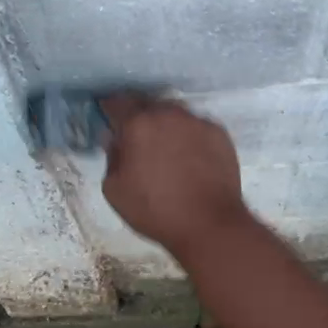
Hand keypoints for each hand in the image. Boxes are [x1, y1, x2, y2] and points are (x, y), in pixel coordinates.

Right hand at [101, 94, 254, 260]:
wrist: (210, 225)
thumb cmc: (156, 210)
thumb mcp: (115, 190)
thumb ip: (111, 157)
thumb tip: (116, 141)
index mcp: (137, 124)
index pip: (117, 102)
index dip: (109, 109)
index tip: (109, 119)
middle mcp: (167, 113)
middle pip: (146, 104)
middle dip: (138, 116)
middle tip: (137, 138)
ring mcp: (196, 121)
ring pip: (173, 113)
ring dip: (165, 125)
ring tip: (167, 149)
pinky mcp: (218, 132)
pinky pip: (195, 126)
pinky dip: (189, 135)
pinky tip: (191, 157)